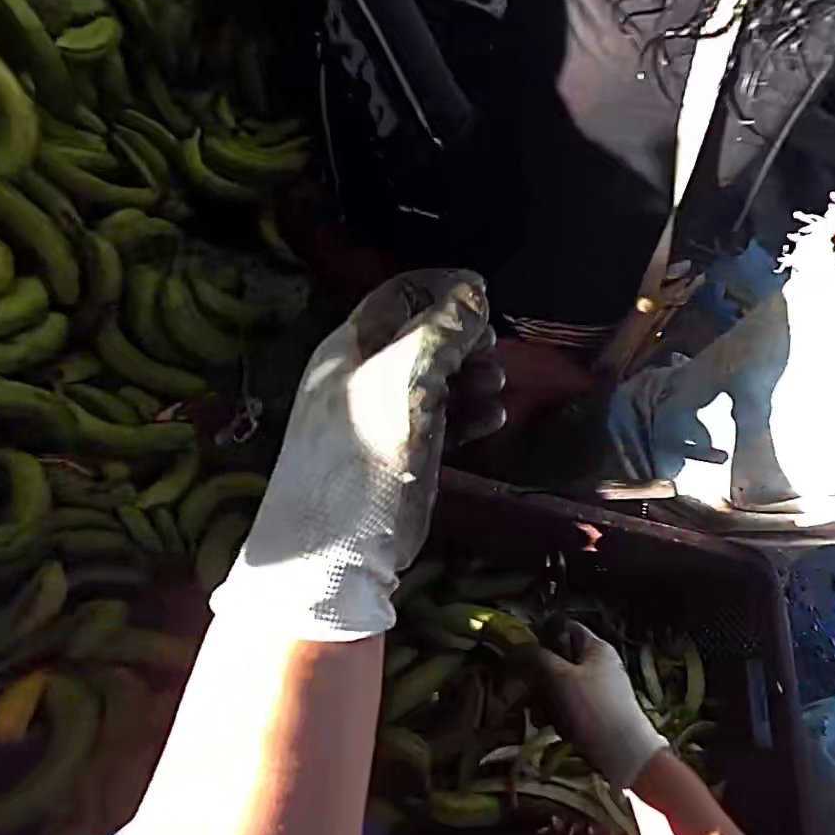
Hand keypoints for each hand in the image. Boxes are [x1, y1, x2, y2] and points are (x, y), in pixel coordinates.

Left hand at [210, 270, 502, 640]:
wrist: (338, 546)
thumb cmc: (365, 451)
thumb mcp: (405, 377)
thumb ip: (441, 330)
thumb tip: (474, 290)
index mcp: (353, 347)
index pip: (399, 296)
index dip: (442, 288)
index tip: (484, 292)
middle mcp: (367, 376)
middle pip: (423, 337)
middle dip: (462, 336)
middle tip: (492, 346)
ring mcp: (387, 416)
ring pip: (437, 379)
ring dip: (471, 375)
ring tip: (496, 382)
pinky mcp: (406, 451)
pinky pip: (443, 419)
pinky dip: (470, 413)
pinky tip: (493, 416)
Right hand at [534, 623, 668, 787]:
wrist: (625, 754)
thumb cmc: (592, 708)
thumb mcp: (560, 678)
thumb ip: (540, 659)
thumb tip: (525, 648)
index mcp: (596, 647)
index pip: (566, 628)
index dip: (543, 635)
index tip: (523, 652)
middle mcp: (600, 664)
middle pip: (561, 660)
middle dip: (541, 678)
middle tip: (527, 695)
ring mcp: (601, 689)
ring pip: (564, 686)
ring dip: (546, 700)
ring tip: (537, 719)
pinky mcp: (599, 712)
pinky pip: (573, 705)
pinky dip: (560, 714)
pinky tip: (551, 728)